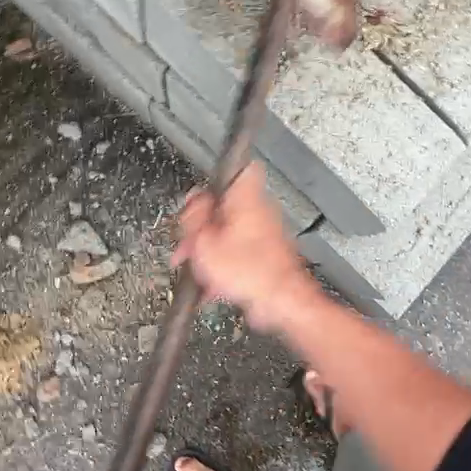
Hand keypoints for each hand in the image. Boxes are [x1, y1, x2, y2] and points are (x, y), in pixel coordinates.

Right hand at [172, 164, 319, 329]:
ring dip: (209, 248)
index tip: (199, 198)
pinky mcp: (266, 255)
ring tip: (196, 268)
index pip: (238, 168)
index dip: (214, 180)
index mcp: (247, 199)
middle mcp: (260, 211)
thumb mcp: (204, 242)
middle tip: (190, 241)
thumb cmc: (252, 274)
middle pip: (225, 205)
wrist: (280, 302)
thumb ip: (194, 218)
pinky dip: (223, 264)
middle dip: (203, 224)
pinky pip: (239, 252)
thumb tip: (193, 206)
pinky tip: (210, 284)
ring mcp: (265, 234)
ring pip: (229, 231)